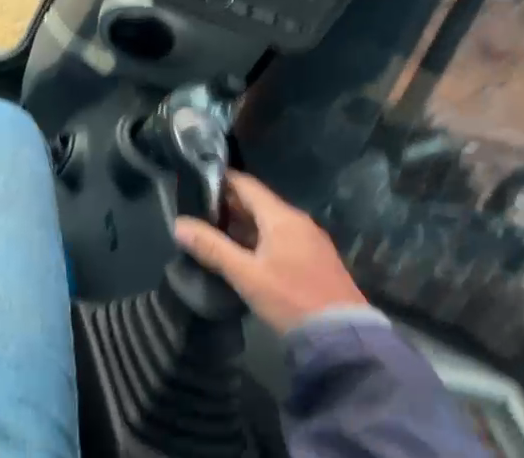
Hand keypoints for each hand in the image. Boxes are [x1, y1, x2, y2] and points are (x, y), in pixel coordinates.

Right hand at [173, 170, 368, 332]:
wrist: (346, 342)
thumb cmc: (291, 299)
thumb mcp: (245, 274)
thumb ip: (210, 247)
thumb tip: (178, 224)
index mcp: (282, 218)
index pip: (244, 184)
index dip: (217, 181)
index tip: (190, 184)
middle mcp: (299, 223)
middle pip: (255, 202)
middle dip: (225, 205)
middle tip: (194, 212)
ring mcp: (311, 242)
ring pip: (267, 221)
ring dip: (240, 224)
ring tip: (211, 233)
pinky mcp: (316, 261)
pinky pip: (280, 237)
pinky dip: (257, 238)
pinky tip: (240, 253)